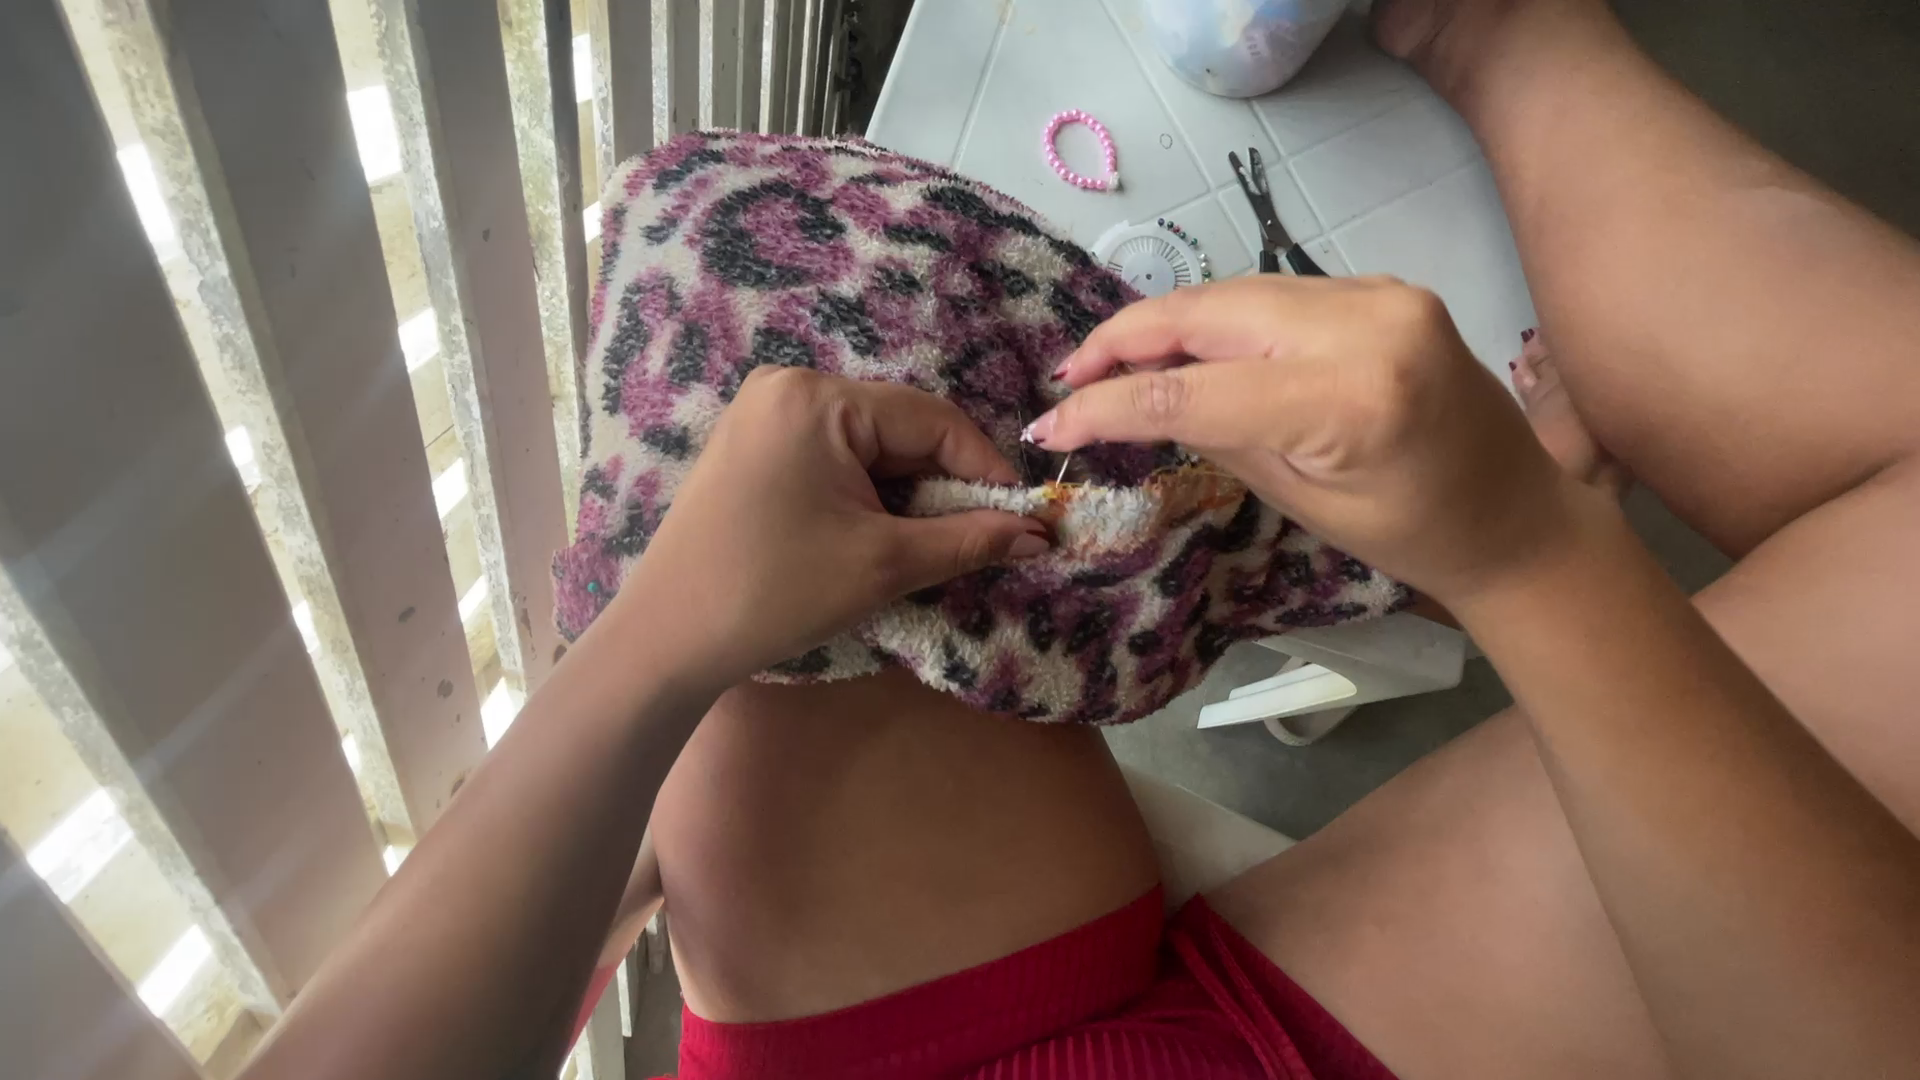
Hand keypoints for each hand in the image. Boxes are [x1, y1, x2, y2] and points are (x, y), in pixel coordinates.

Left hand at [616, 367, 1049, 691]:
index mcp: (819, 398)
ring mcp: (764, 416)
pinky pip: (832, 458)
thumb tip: (1041, 534)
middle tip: (976, 537)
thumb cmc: (777, 592)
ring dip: (907, 493)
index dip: (984, 468)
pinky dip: (867, 493)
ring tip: (925, 544)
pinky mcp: (753, 447)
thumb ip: (970, 540)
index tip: (1022, 517)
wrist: (668, 639)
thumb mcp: (885, 564)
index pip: (931, 419)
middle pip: (898, 429)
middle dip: (942, 485)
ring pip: (868, 447)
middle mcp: (788, 387)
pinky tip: (873, 534)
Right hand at [1029, 275, 1581, 603]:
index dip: (1106, 406)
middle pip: (1203, 314)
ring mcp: (1376, 292)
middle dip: (1122, 340)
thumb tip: (1136, 402)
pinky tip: (1183, 351)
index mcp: (1346, 398)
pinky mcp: (1376, 288)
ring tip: (1110, 366)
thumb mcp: (1295, 497)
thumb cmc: (1407, 534)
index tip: (1050, 426)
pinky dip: (1212, 322)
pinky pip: (1267, 297)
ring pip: (1229, 295)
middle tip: (1069, 377)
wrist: (1516, 513)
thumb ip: (1212, 434)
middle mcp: (1363, 321)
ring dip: (1161, 327)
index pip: (1189, 390)